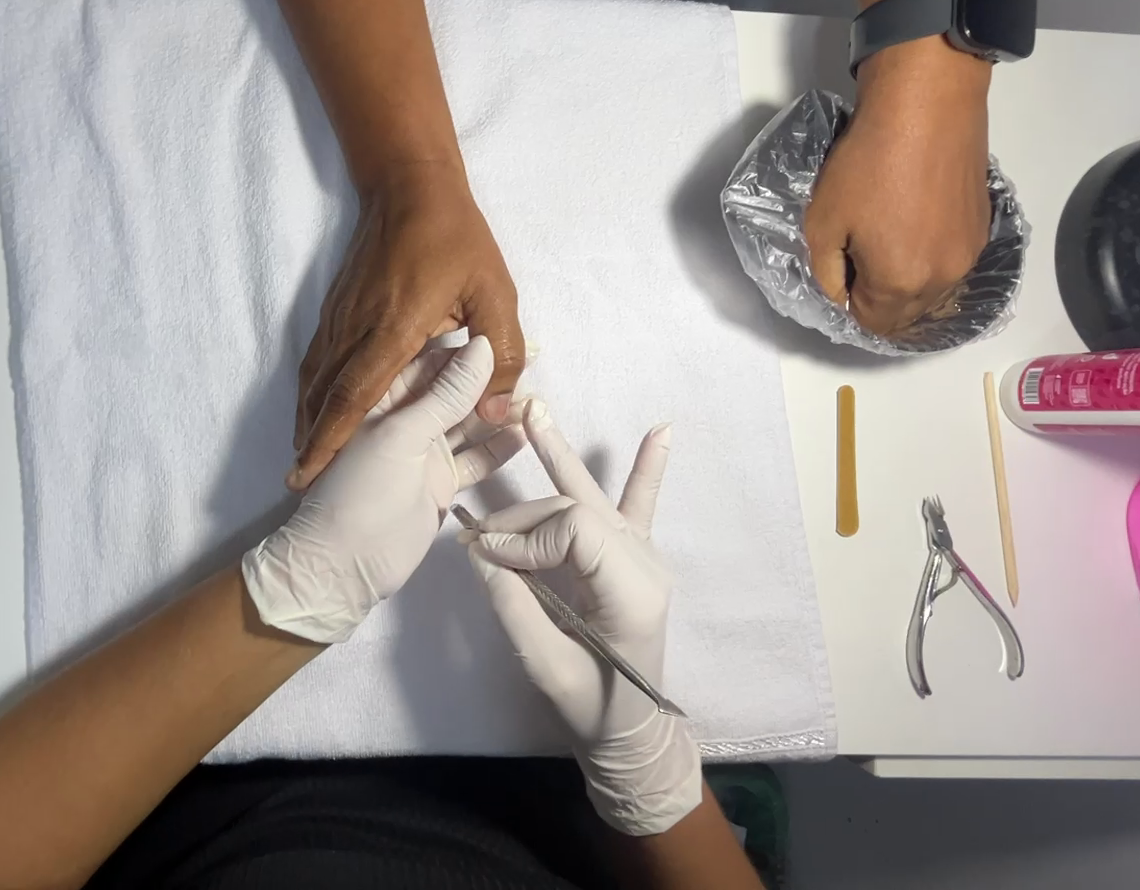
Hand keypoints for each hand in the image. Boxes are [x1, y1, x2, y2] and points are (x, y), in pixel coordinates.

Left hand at [245, 337, 523, 642]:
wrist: (344, 565)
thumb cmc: (362, 491)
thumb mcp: (402, 435)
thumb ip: (446, 394)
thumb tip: (484, 344)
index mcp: (384, 397)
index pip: (432, 360)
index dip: (469, 346)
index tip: (508, 332)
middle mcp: (405, 417)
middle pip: (455, 389)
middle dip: (490, 377)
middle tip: (535, 359)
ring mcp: (424, 451)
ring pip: (468, 422)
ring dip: (498, 410)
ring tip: (537, 396)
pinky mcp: (440, 482)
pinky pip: (474, 458)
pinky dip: (498, 447)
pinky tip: (526, 433)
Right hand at [290, 176, 524, 490]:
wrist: (410, 187)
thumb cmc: (457, 240)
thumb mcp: (495, 293)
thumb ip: (501, 354)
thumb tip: (495, 411)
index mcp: (395, 328)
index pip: (356, 394)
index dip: (333, 438)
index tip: (313, 472)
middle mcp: (356, 328)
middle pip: (325, 395)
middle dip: (311, 441)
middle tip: (300, 482)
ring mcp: (339, 317)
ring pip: (314, 378)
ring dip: (307, 419)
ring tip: (303, 458)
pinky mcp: (334, 308)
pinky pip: (317, 359)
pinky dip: (311, 392)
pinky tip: (313, 410)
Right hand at [466, 400, 700, 836]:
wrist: (635, 729)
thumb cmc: (592, 705)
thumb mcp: (543, 663)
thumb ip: (511, 603)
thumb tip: (479, 549)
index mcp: (632, 591)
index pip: (571, 530)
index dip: (522, 536)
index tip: (487, 557)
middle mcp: (643, 561)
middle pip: (572, 508)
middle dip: (521, 515)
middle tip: (479, 530)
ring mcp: (643, 554)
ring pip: (594, 494)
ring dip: (560, 453)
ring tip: (535, 410)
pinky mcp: (636, 555)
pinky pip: (640, 503)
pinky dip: (647, 467)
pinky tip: (661, 431)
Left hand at [804, 41, 992, 334]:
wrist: (926, 108)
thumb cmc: (864, 168)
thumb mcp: (822, 226)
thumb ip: (827, 274)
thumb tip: (840, 297)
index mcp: (902, 282)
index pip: (874, 323)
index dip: (849, 306)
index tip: (838, 277)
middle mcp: (945, 277)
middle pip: (906, 313)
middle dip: (877, 299)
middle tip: (854, 261)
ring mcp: (970, 251)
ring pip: (931, 291)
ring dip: (904, 282)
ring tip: (879, 245)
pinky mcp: (983, 226)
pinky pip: (949, 264)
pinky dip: (926, 261)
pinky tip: (908, 230)